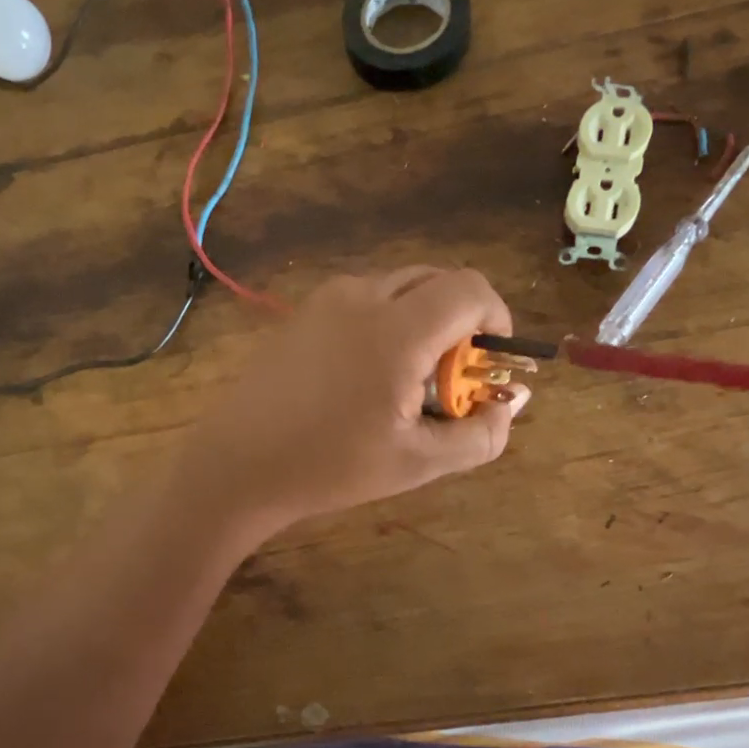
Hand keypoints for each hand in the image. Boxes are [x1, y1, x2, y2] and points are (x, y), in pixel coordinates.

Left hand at [176, 267, 528, 532]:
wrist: (238, 466)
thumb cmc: (330, 468)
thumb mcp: (417, 463)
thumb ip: (479, 434)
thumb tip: (510, 404)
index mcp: (396, 329)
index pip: (469, 288)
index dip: (496, 316)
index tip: (490, 360)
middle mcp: (362, 296)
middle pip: (436, 279)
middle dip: (460, 320)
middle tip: (451, 378)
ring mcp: (326, 301)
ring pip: (399, 287)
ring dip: (422, 321)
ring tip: (406, 382)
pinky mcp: (303, 313)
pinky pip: (364, 300)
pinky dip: (386, 323)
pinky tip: (364, 378)